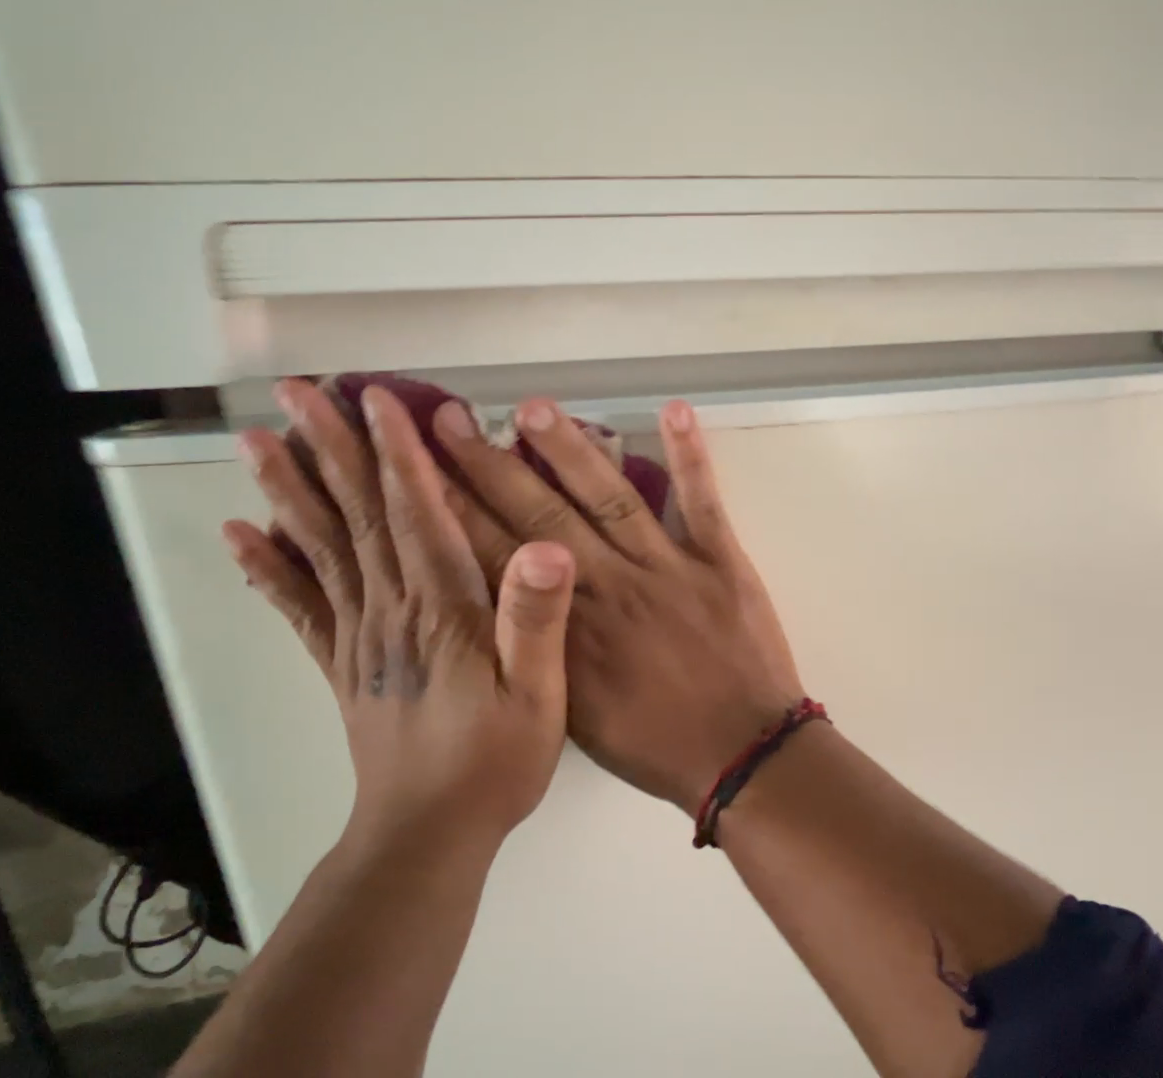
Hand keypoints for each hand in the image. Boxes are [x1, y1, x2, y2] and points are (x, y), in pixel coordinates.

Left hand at [222, 380, 577, 850]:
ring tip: (257, 442)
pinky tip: (243, 536)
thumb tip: (547, 546)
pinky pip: (300, 609)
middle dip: (329, 450)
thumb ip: (537, 620)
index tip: (377, 398)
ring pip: (322, 551)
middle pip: (358, 518)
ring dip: (290, 492)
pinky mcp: (341, 668)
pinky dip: (268, 569)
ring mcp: (358, 639)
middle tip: (296, 394)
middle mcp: (391, 611)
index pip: (417, 514)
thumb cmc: (495, 761)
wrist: (428, 834)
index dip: (397, 453)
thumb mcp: (539, 694)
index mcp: (442, 609)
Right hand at [431, 397, 803, 810]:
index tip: (418, 468)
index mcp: (568, 630)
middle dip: (489, 466)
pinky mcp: (721, 562)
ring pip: (610, 497)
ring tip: (534, 408)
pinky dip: (689, 455)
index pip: (497, 557)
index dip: (455, 509)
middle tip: (449, 419)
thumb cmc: (658, 745)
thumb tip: (507, 605)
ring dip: (572, 450)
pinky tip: (673, 410)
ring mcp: (667, 569)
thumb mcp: (577, 714)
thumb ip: (542, 653)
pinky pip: (703, 500)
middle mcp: (609, 588)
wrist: (744, 755)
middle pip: (540, 515)